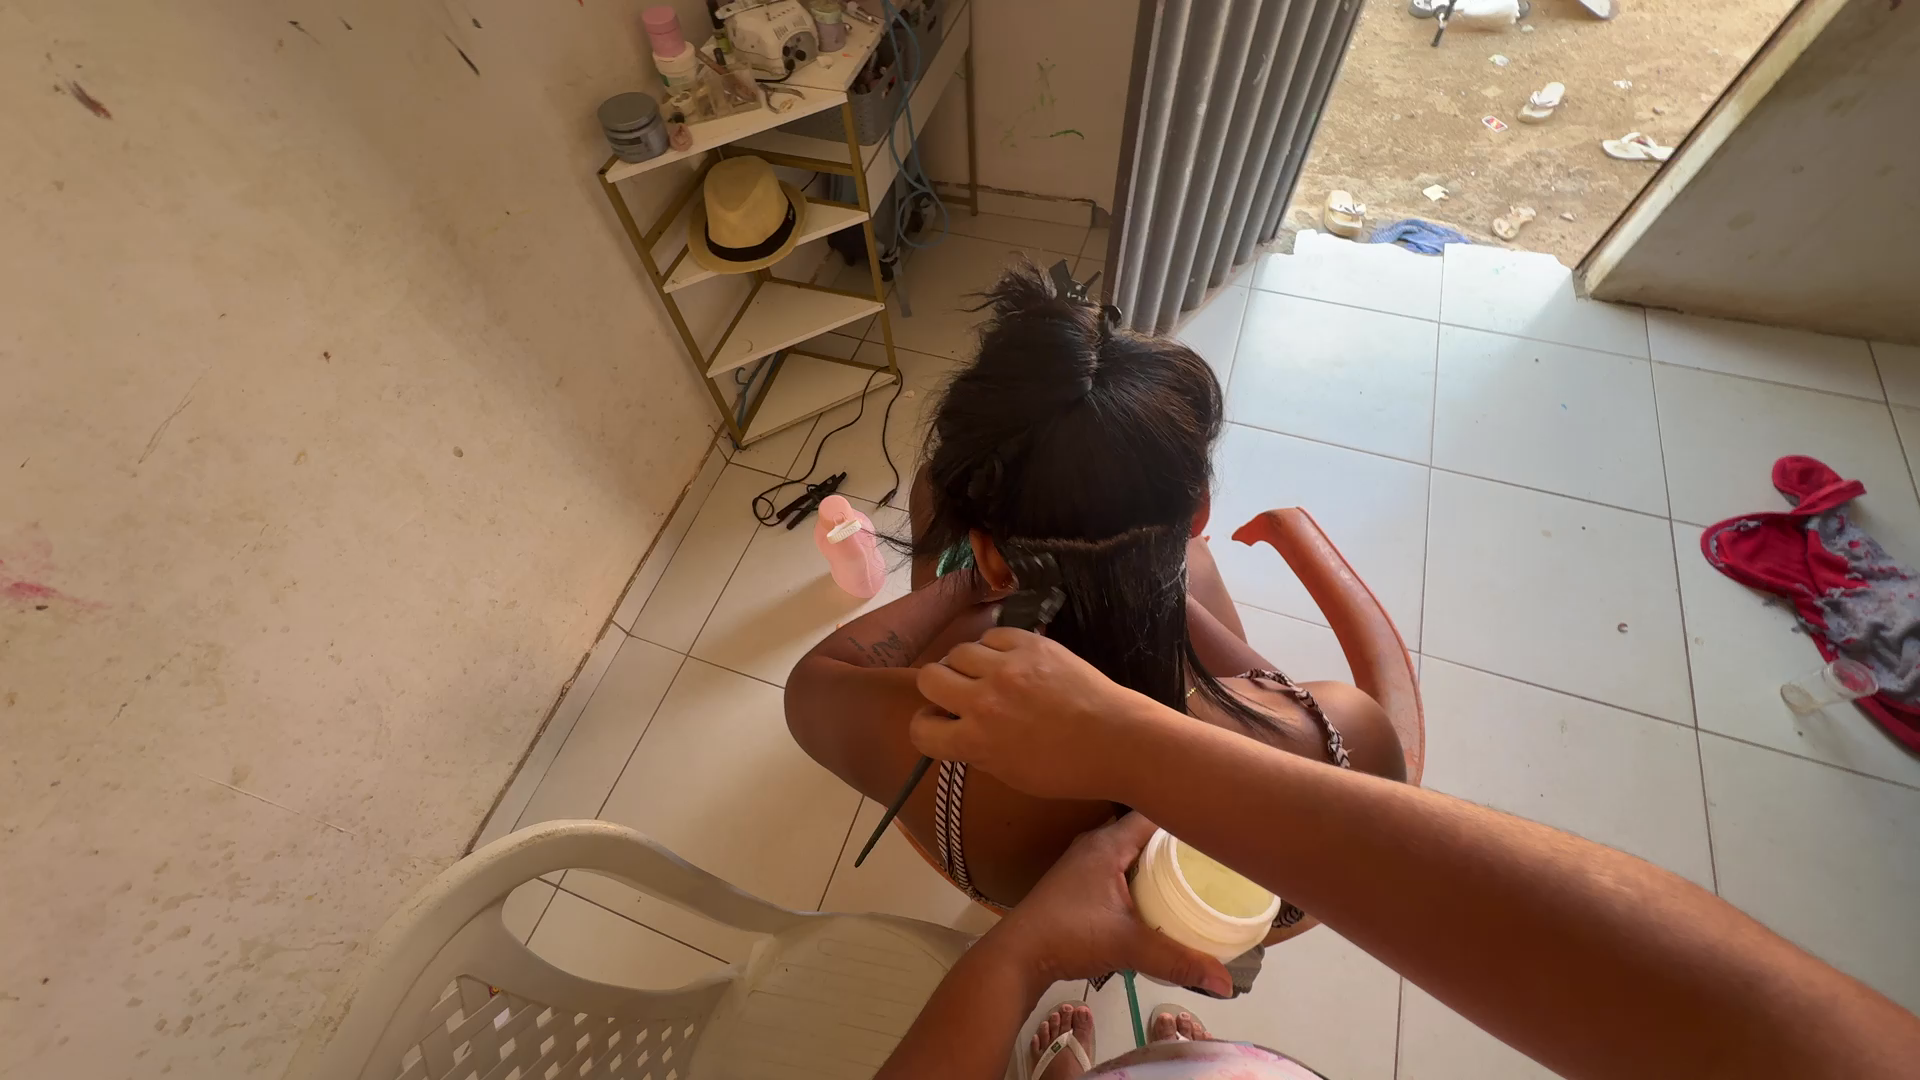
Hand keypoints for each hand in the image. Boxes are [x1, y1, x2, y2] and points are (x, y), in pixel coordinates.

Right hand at [910, 627, 1170, 801]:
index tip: (940, 723)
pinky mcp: (1030, 644)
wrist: (1117, 740)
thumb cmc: (1067, 770)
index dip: (927, 726)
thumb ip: (977, 750)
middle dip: (939, 686)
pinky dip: (995, 646)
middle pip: (930, 676)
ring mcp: (1005, 668)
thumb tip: (960, 729)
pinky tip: (1010, 659)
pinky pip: (993, 635)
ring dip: (966, 663)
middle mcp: (982, 700)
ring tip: (987, 671)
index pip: (921, 728)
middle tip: (959, 691)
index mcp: (975, 741)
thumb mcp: (1010, 774)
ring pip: (958, 651)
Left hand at [993, 813, 1231, 996]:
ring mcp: (1085, 859)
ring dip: (1157, 856)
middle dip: (1177, 839)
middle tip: (1214, 853)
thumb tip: (1226, 984)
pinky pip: (1120, 862)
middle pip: (1144, 829)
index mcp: (1109, 843)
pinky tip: (1158, 891)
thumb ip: (1177, 960)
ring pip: (1131, 847)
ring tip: (1195, 869)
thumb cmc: (1070, 935)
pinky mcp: (1080, 878)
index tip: (1215, 827)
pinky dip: (1141, 870)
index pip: (1153, 813)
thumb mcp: (1128, 946)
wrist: (1020, 951)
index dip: (1184, 816)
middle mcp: (1097, 842)